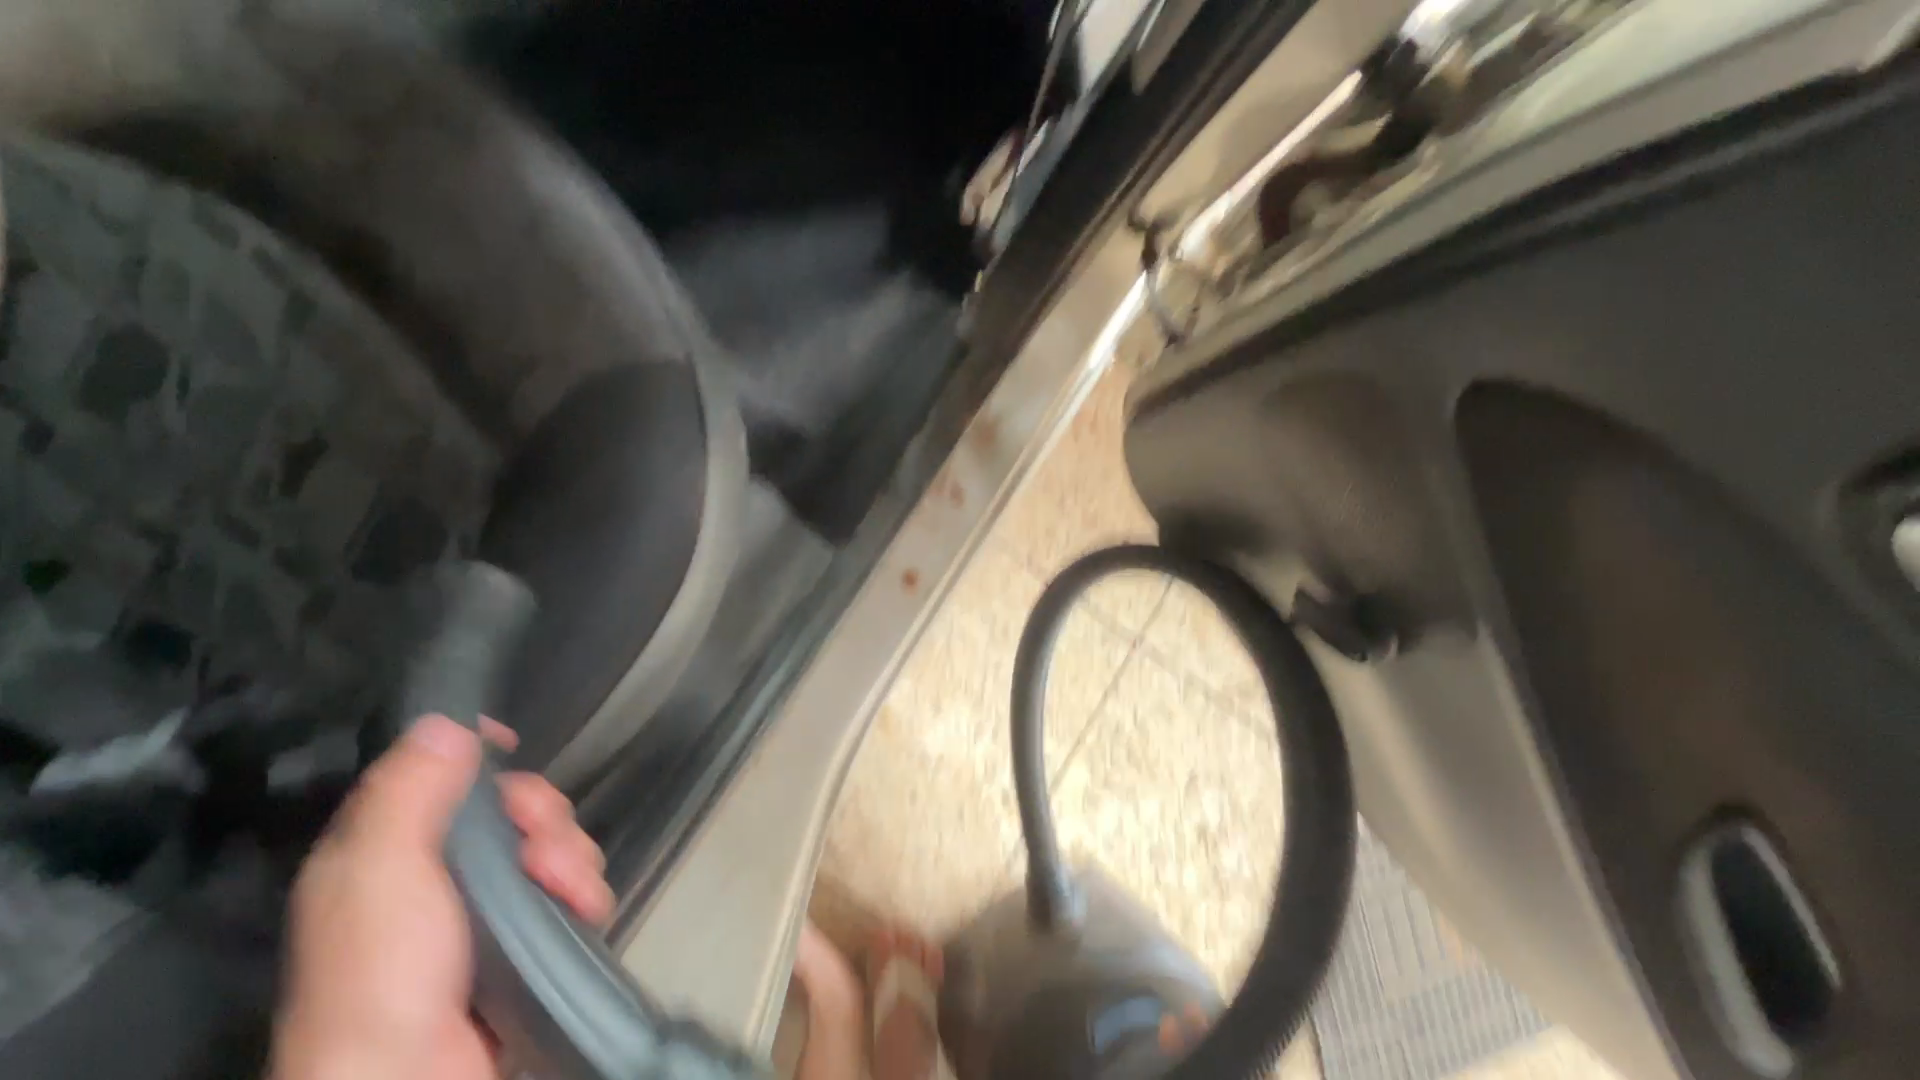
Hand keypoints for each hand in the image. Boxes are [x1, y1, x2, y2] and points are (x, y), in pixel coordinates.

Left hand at [272, 714, 613, 1079]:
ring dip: (570, 859)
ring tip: (564, 888)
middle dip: (541, 816)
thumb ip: (410, 793)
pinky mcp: (526, 941)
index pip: (438, 775)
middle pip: (509, 810)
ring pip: (548, 848)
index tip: (510, 746)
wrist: (417, 1079)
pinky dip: (583, 894)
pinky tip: (579, 909)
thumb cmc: (384, 978)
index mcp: (387, 849)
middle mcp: (437, 875)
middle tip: (541, 844)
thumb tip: (443, 724)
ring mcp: (485, 911)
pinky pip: (569, 892)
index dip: (476, 755)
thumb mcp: (382, 870)